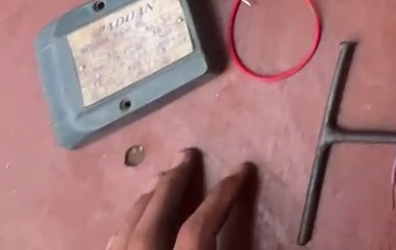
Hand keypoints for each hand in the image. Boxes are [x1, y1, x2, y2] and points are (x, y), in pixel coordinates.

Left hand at [108, 149, 254, 249]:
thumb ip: (240, 244)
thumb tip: (274, 229)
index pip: (199, 228)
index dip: (223, 196)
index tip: (242, 169)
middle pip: (152, 227)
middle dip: (171, 187)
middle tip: (186, 155)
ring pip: (123, 238)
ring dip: (143, 205)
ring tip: (158, 179)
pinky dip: (121, 232)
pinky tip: (129, 223)